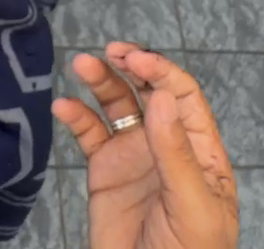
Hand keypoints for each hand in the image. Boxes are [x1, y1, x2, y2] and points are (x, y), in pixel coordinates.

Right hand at [52, 42, 239, 248]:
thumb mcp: (193, 212)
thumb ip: (177, 154)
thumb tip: (163, 95)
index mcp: (200, 154)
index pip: (182, 97)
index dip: (160, 72)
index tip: (134, 61)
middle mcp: (166, 146)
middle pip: (148, 91)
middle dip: (130, 66)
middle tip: (110, 52)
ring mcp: (134, 156)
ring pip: (116, 104)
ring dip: (99, 81)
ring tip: (80, 65)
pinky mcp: (105, 170)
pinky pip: (89, 132)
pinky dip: (75, 115)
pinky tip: (63, 107)